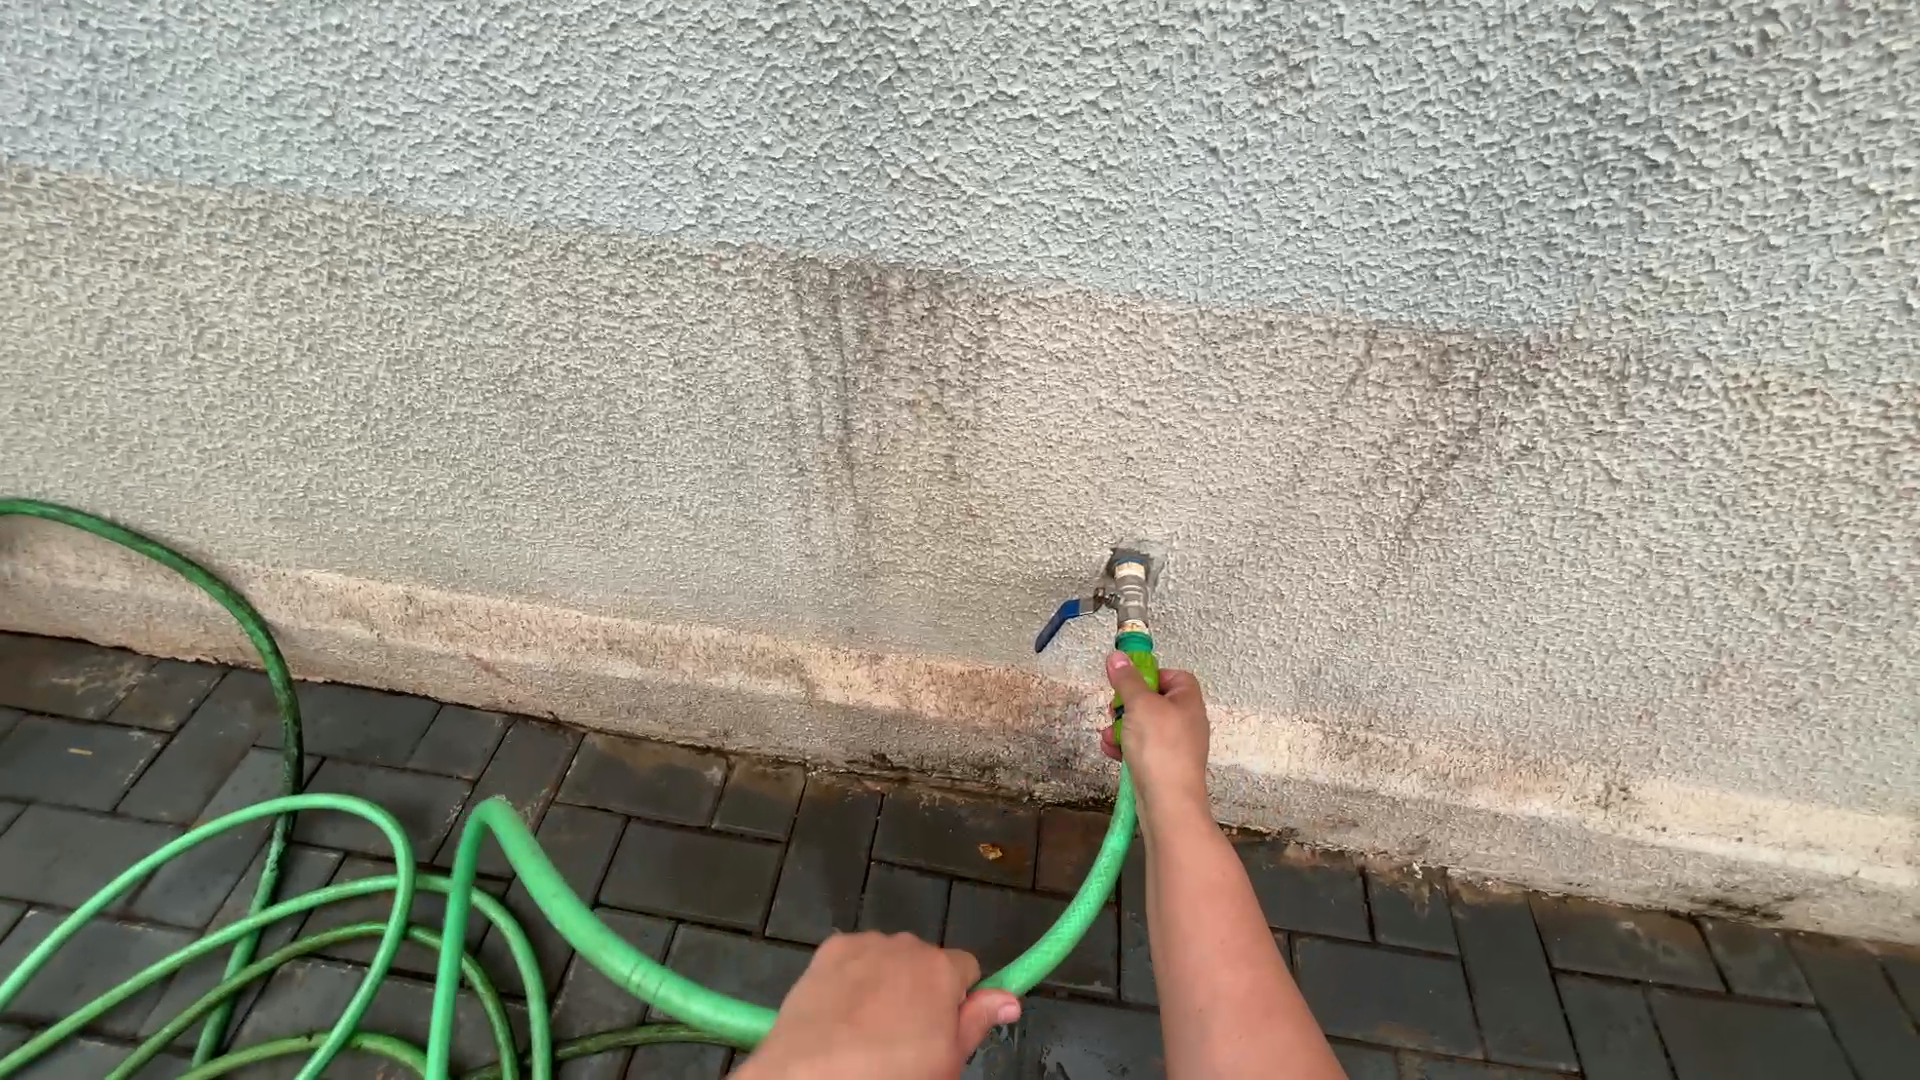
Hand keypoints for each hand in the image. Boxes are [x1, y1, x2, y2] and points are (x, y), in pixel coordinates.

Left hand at [732, 932, 1019, 1079]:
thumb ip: (978, 1022)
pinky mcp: (830, 947)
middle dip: (919, 989)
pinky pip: (853, 956)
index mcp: (942, 969)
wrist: (813, 1077)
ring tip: (866, 1028)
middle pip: (925, 961)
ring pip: (888, 958)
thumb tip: (1010, 998)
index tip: (942, 1028)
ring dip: (885, 981)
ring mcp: (866, 943)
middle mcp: (907, 945)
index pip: (967, 968)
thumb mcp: (946, 1062)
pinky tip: (841, 1011)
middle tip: (903, 1036)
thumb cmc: (892, 1076)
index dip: (957, 999)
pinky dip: (851, 976)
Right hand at [1101, 652, 1210, 823]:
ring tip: (1110, 735)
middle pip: (1153, 700)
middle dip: (1128, 704)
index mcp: (1188, 701)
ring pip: (1142, 725)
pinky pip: (1140, 747)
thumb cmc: (1160, 747)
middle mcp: (1185, 721)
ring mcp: (1175, 745)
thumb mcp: (1140, 704)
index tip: (1130, 682)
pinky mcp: (1162, 765)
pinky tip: (1112, 751)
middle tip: (1115, 709)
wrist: (1168, 802)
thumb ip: (1127, 679)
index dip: (1150, 675)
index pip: (1174, 676)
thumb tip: (1117, 656)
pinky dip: (1124, 747)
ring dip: (1121, 727)